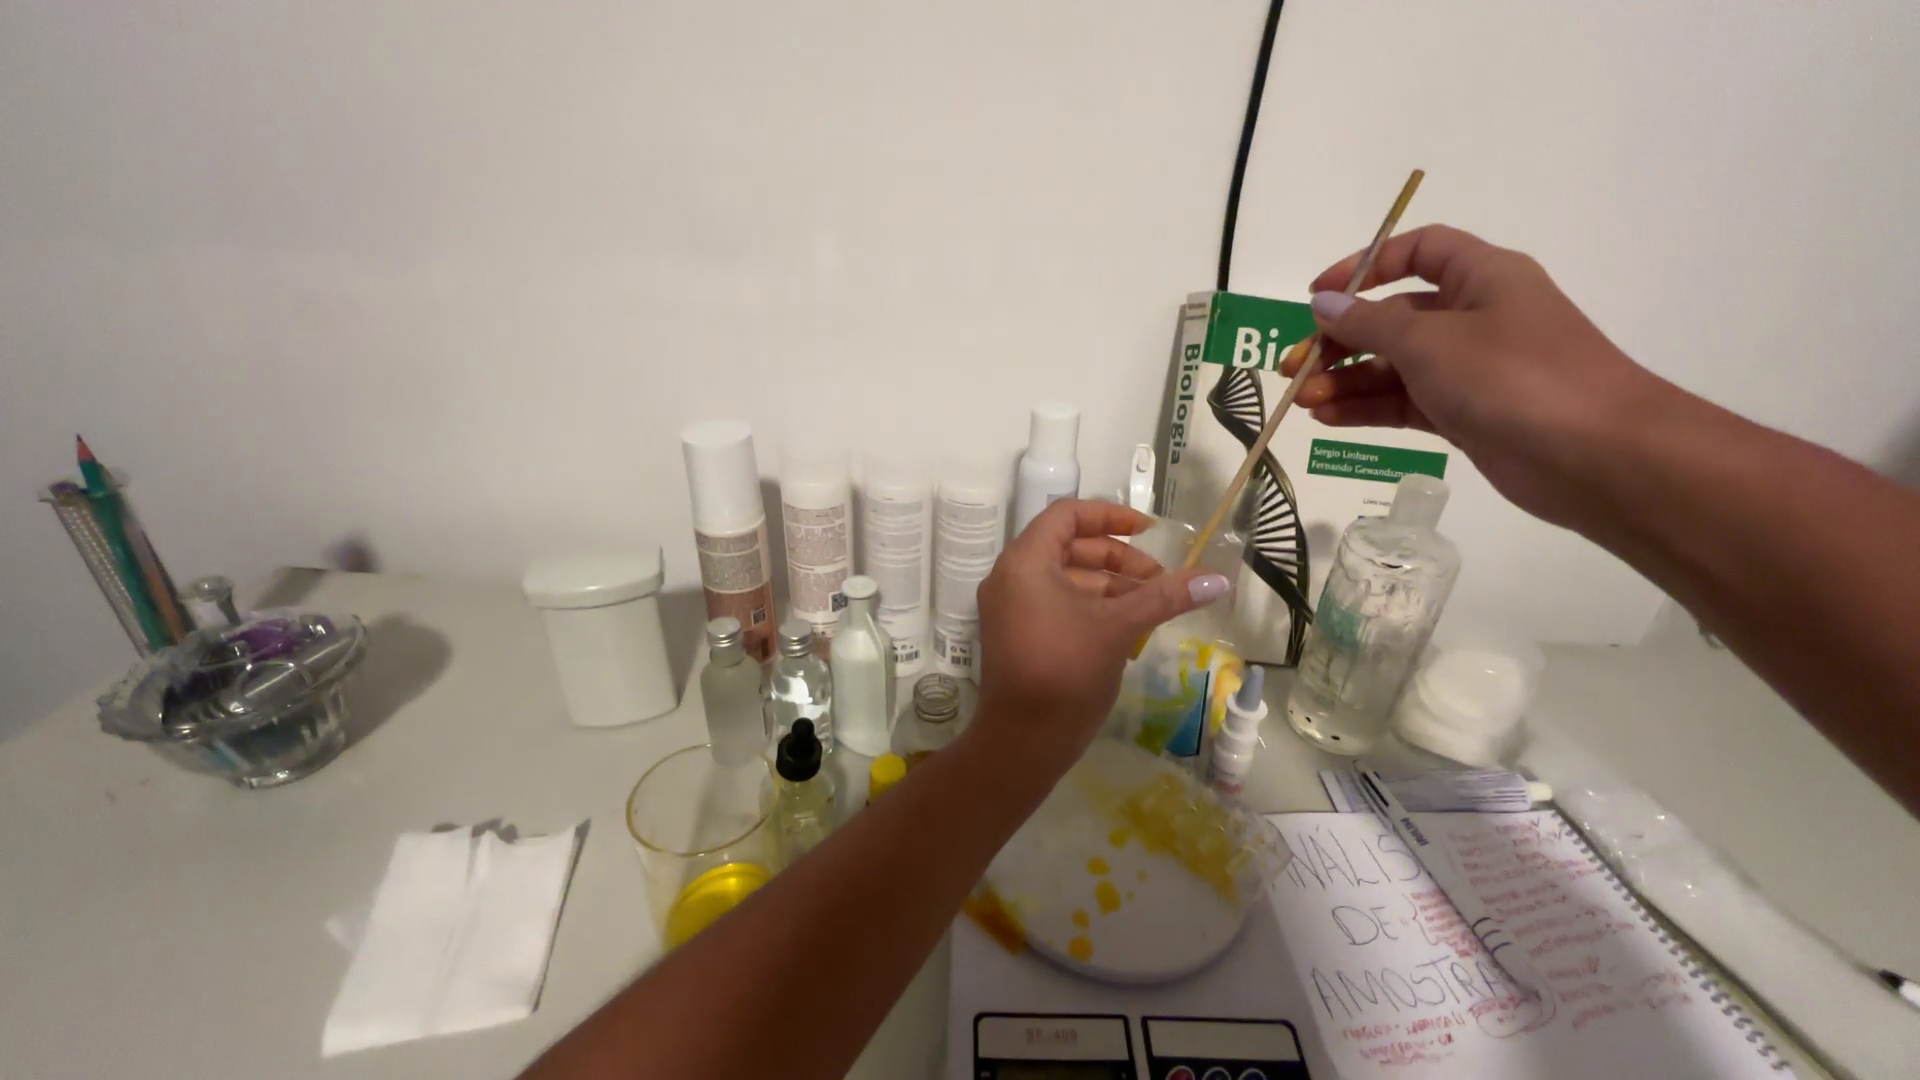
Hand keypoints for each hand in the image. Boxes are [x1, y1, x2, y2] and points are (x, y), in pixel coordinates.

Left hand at [971, 501, 1231, 770]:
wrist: (1023, 740)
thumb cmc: (1066, 670)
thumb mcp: (1119, 626)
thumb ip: (1165, 596)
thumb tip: (1217, 579)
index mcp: (1025, 562)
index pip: (1067, 515)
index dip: (1111, 516)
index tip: (1150, 532)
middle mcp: (1011, 577)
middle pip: (1071, 547)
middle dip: (1120, 559)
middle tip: (1160, 582)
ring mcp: (1012, 608)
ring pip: (1068, 579)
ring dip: (1112, 586)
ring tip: (1152, 607)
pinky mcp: (1019, 634)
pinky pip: (1058, 604)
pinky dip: (1093, 608)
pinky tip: (1128, 630)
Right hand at [1285, 224, 1672, 528]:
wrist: (1596, 455)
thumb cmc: (1514, 376)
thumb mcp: (1431, 340)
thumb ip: (1369, 322)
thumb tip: (1322, 303)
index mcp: (1481, 278)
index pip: (1418, 251)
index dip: (1364, 266)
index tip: (1317, 296)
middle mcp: (1475, 317)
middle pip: (1393, 317)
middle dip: (1339, 341)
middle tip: (1293, 368)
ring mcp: (1470, 369)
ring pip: (1393, 366)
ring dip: (1345, 381)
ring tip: (1302, 402)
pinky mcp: (1465, 414)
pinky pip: (1404, 403)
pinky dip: (1366, 409)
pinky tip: (1328, 419)